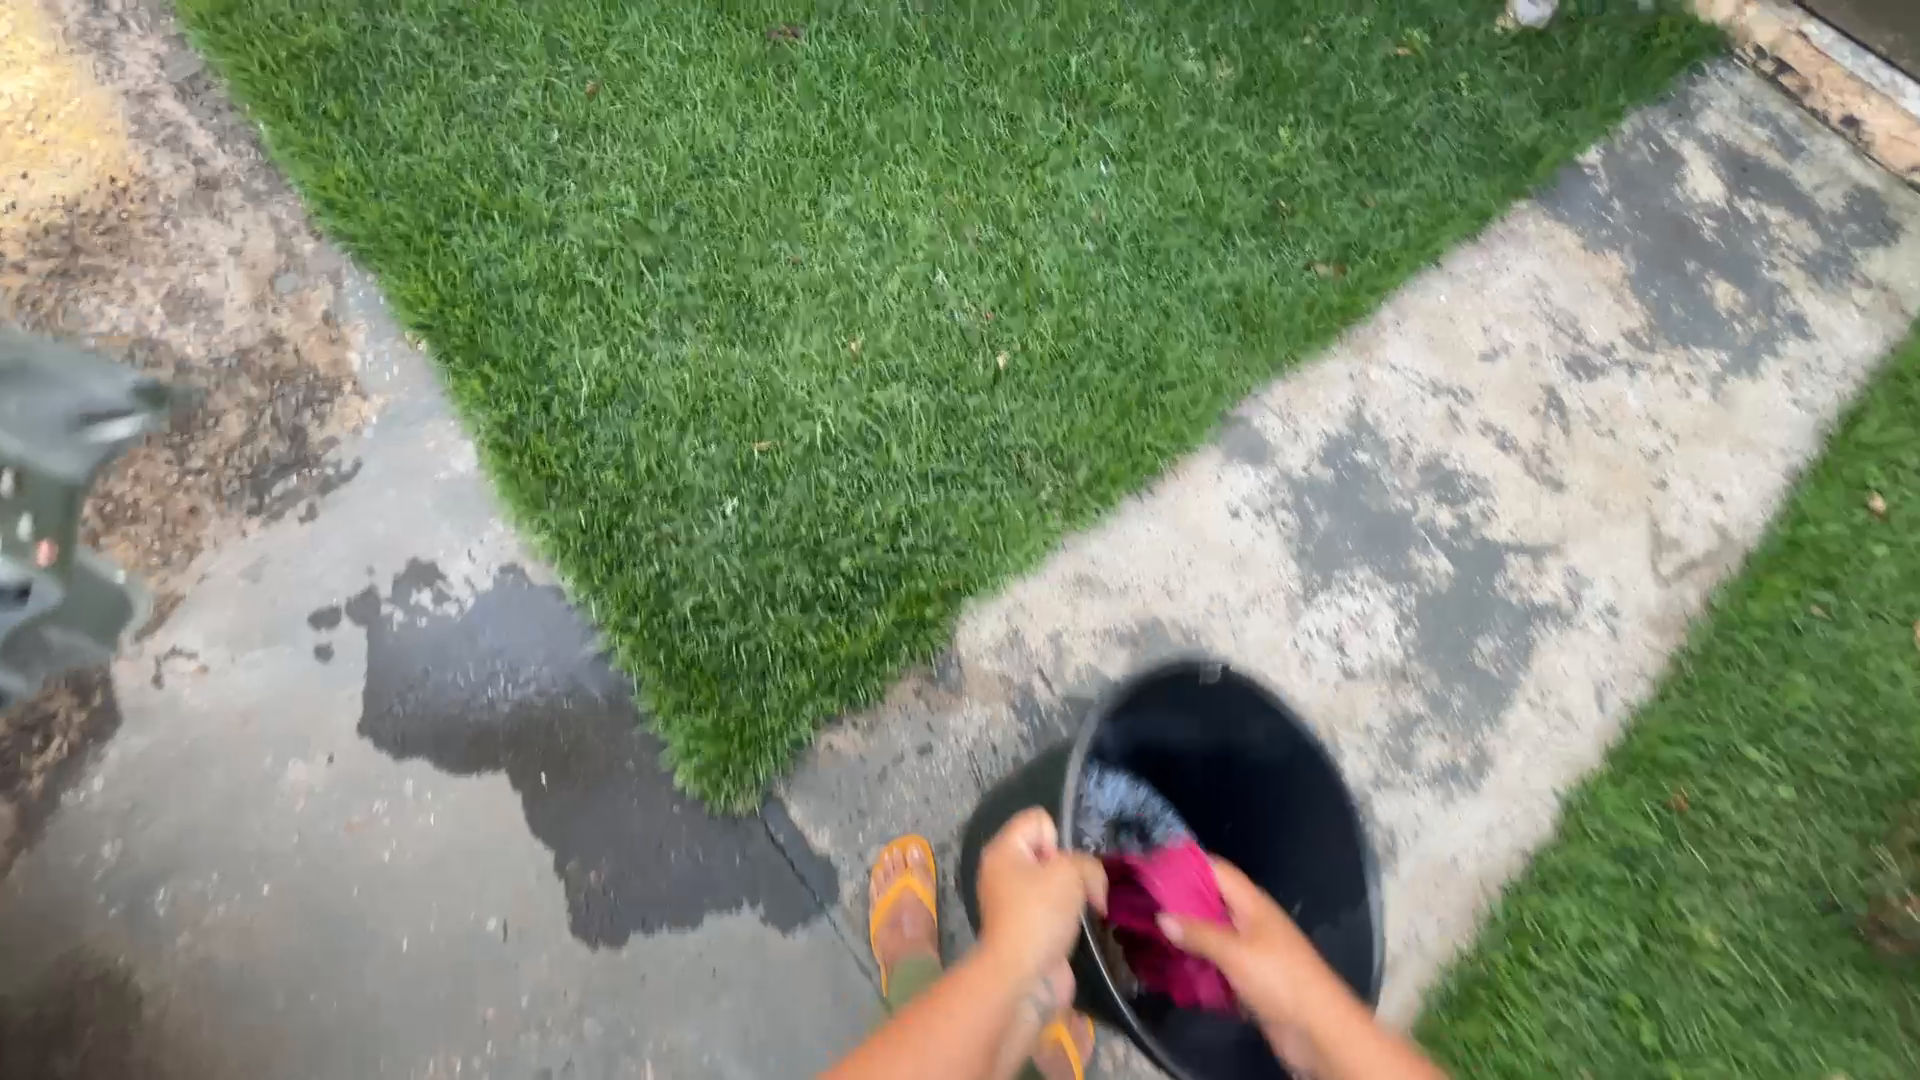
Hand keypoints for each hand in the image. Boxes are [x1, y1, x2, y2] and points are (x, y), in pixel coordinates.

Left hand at [975, 808, 1107, 981]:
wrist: (1021, 979)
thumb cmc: (1038, 916)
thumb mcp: (1070, 873)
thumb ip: (1088, 864)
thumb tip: (1089, 883)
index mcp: (1003, 850)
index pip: (1038, 819)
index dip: (1058, 838)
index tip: (1060, 866)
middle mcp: (1004, 871)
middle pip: (1049, 850)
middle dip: (1071, 867)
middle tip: (1077, 889)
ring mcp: (1015, 901)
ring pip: (1055, 881)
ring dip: (1074, 894)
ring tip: (1084, 909)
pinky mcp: (1028, 928)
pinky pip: (1055, 908)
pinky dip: (1068, 916)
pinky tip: (1077, 928)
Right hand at [1156, 857, 1349, 1049]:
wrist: (1321, 1034)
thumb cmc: (1280, 980)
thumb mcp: (1235, 952)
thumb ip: (1198, 933)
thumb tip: (1161, 916)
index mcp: (1251, 903)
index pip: (1214, 869)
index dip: (1185, 863)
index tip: (1152, 864)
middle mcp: (1249, 921)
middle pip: (1210, 900)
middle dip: (1178, 900)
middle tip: (1140, 899)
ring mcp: (1250, 951)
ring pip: (1210, 933)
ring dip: (1185, 933)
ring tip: (1147, 931)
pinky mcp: (1248, 980)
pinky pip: (1215, 963)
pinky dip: (1196, 961)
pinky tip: (1170, 964)